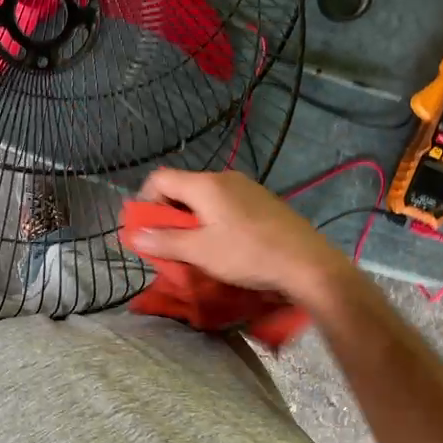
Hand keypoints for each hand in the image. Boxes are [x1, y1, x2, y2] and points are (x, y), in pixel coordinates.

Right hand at [125, 169, 355, 303]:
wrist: (308, 264)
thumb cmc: (248, 255)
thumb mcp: (200, 252)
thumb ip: (165, 242)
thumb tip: (135, 235)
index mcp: (206, 184)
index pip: (160, 178)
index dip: (145, 201)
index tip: (146, 230)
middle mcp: (225, 178)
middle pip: (183, 188)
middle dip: (169, 215)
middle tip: (169, 245)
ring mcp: (248, 188)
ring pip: (206, 199)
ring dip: (192, 221)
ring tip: (196, 249)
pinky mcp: (264, 203)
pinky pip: (226, 205)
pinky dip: (215, 221)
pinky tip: (225, 246)